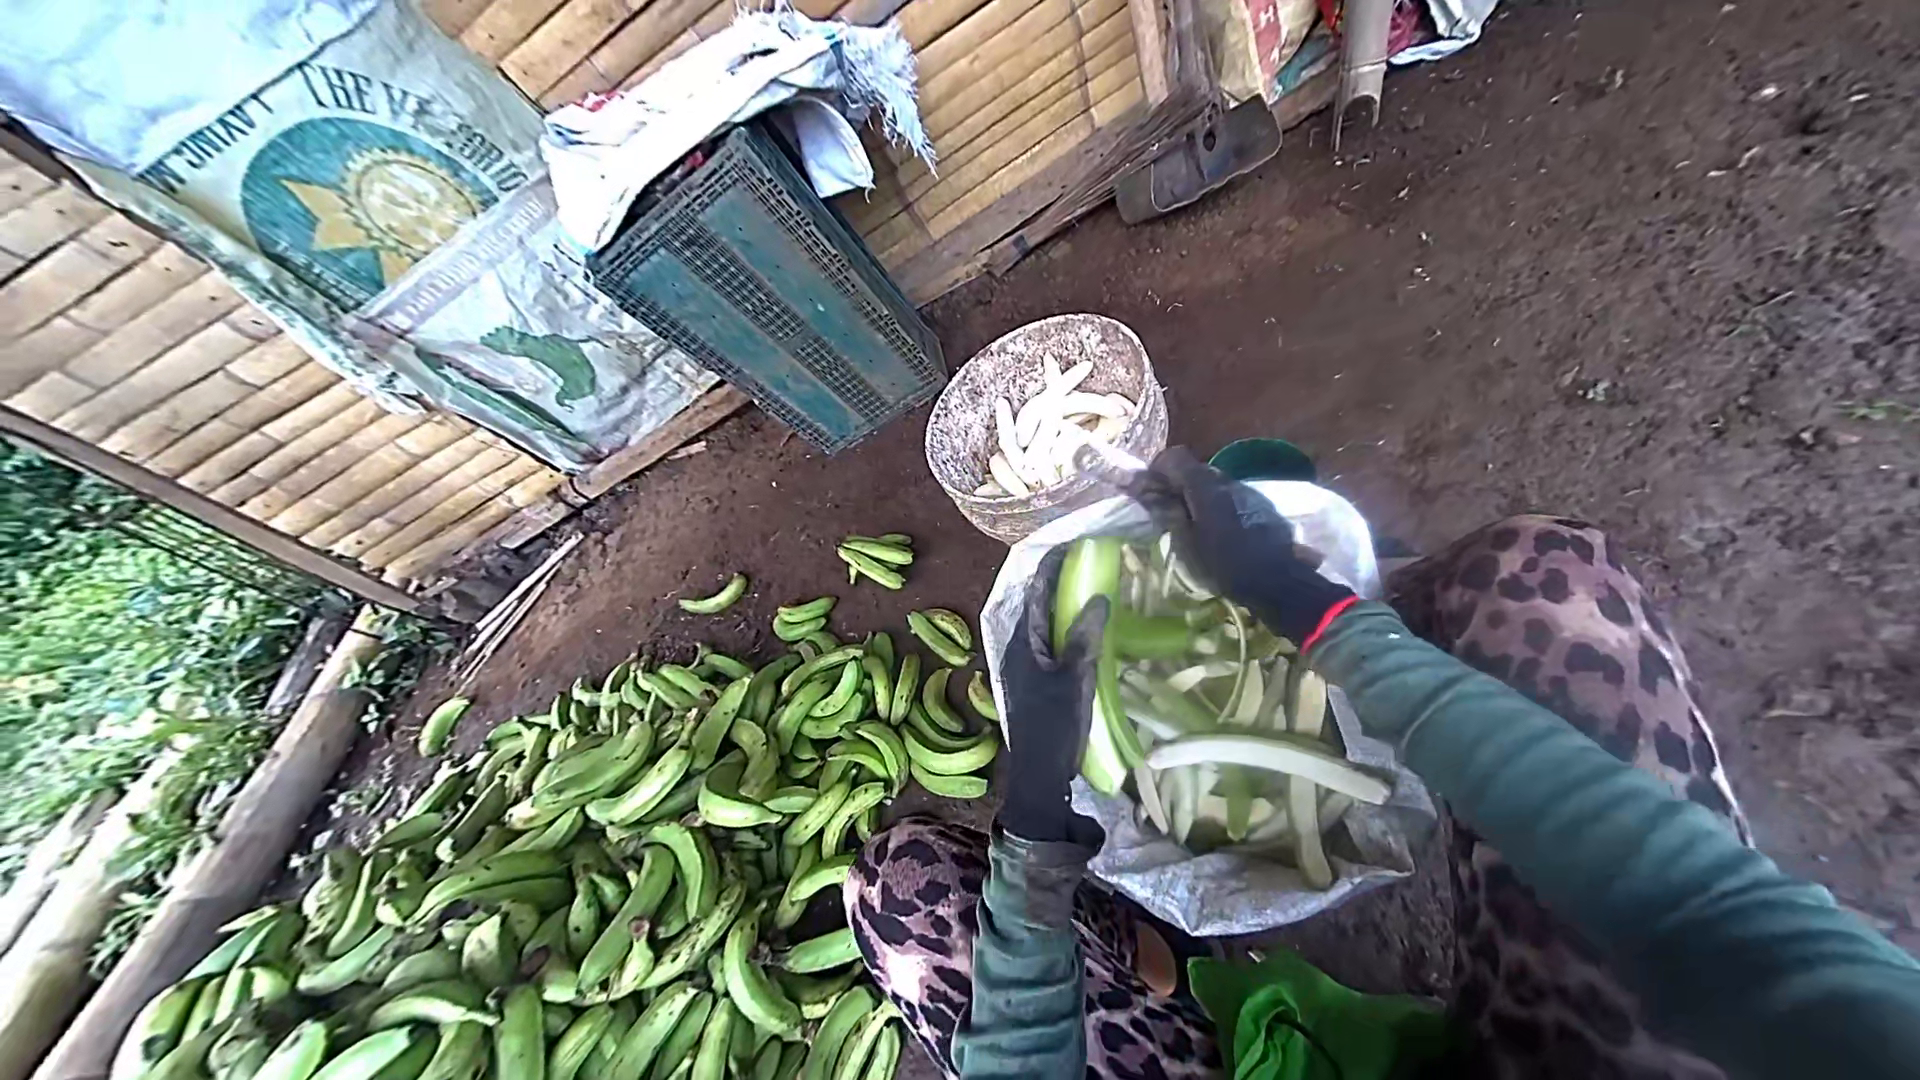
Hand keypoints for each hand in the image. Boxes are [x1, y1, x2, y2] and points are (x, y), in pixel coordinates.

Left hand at [996, 546, 1109, 845]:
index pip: (1036, 592)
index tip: (1072, 544)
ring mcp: (1026, 663)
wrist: (1040, 773)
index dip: (1051, 566)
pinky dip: (1065, 624)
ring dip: (1061, 601)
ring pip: (1043, 621)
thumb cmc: (1055, 724)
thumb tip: (1098, 597)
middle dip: (1057, 579)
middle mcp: (1020, 646)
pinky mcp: (1036, 677)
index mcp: (1023, 641)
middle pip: (1037, 603)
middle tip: (1085, 560)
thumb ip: (1085, 637)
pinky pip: (1050, 638)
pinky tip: (1083, 627)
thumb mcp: (1074, 678)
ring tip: (1086, 585)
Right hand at [1127, 447, 1354, 645]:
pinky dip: (1215, 506)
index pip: (1174, 457)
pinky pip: (1229, 496)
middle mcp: (1227, 480)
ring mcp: (1247, 491)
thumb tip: (1144, 489)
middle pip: (1194, 470)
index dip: (1157, 470)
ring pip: (1212, 483)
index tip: (1147, 492)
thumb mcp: (1185, 542)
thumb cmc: (1224, 564)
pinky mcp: (1261, 506)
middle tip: (1163, 510)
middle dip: (1175, 484)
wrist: (1279, 582)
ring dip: (1196, 496)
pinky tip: (1215, 530)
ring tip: (1189, 523)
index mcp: (1205, 486)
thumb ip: (1166, 511)